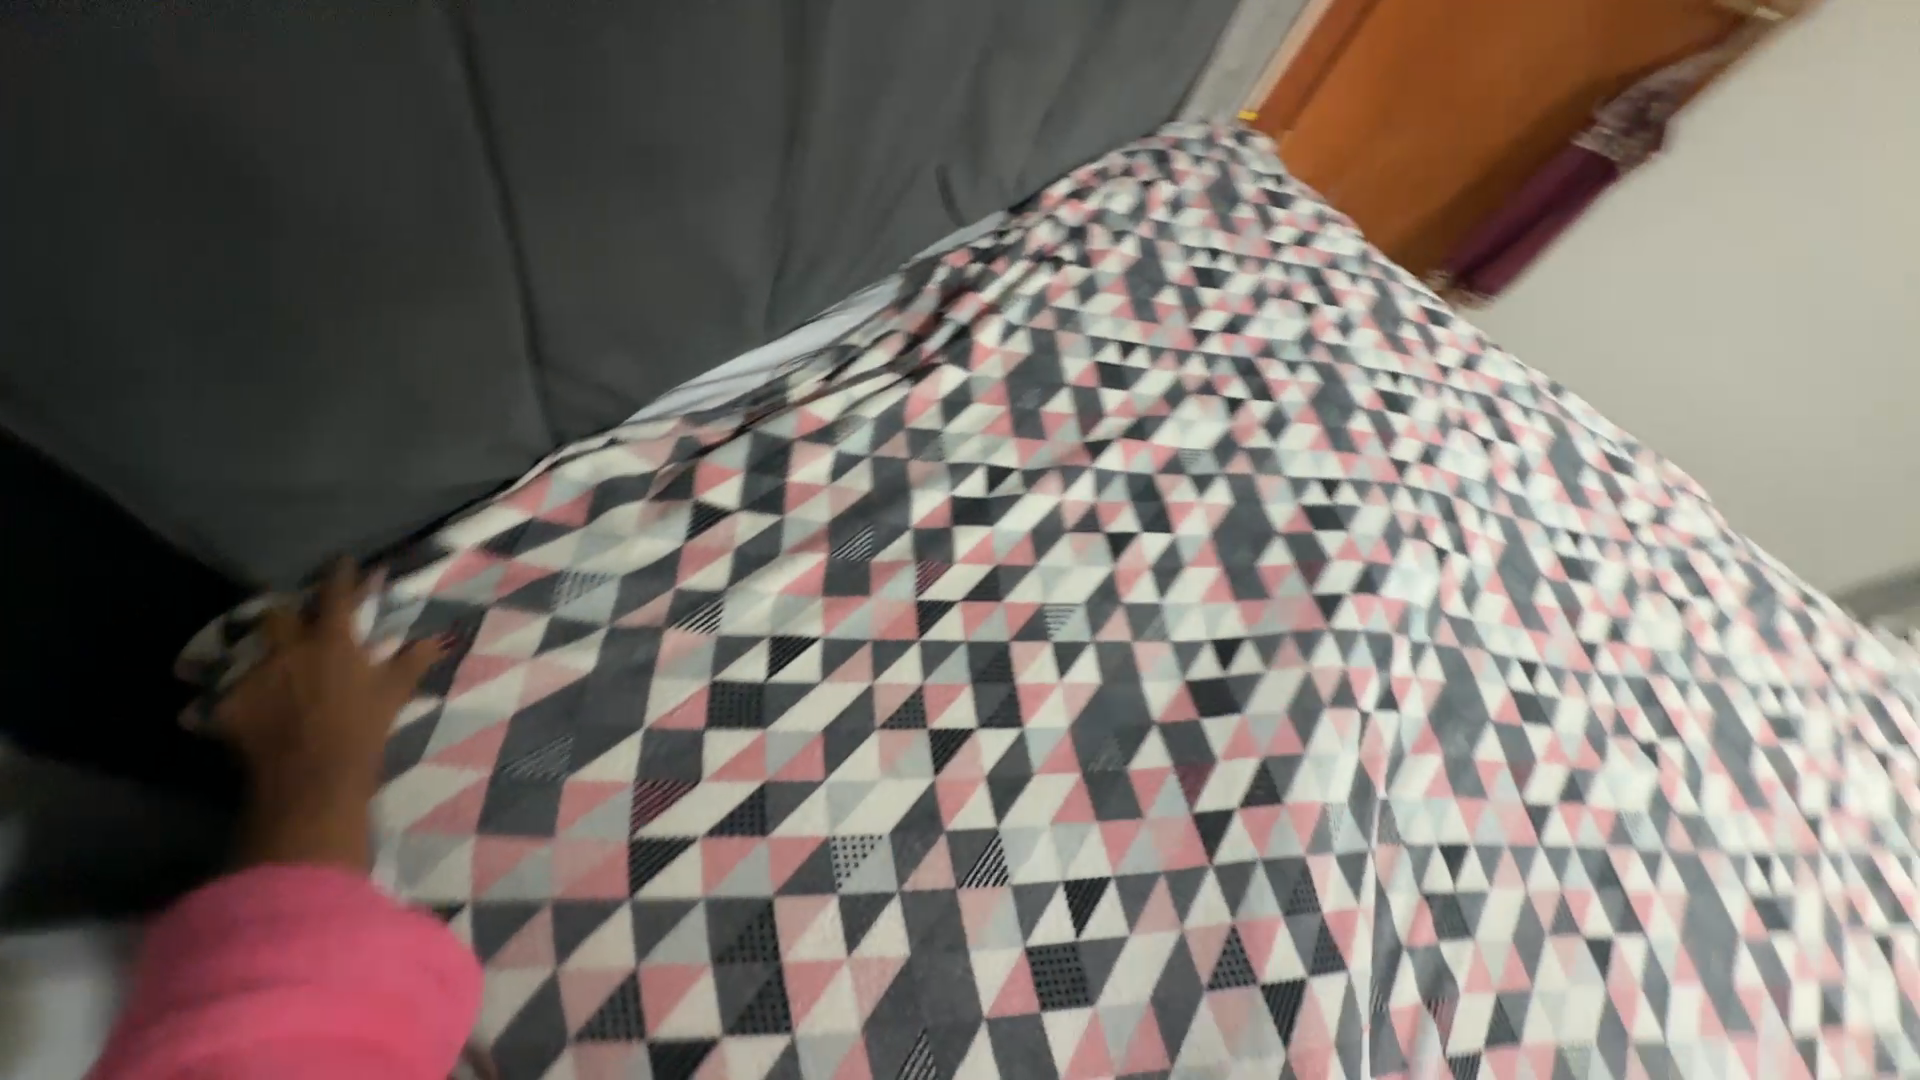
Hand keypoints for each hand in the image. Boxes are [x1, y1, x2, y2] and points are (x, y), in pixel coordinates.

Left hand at [214, 559, 444, 871]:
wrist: (313, 776)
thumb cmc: (364, 727)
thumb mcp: (397, 691)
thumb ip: (413, 660)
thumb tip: (437, 639)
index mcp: (333, 642)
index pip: (337, 597)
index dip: (341, 576)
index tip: (342, 561)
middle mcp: (288, 651)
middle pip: (277, 615)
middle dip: (285, 611)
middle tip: (294, 617)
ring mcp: (253, 677)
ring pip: (251, 653)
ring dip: (264, 656)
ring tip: (270, 667)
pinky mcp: (227, 707)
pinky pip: (230, 696)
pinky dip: (240, 700)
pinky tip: (247, 711)